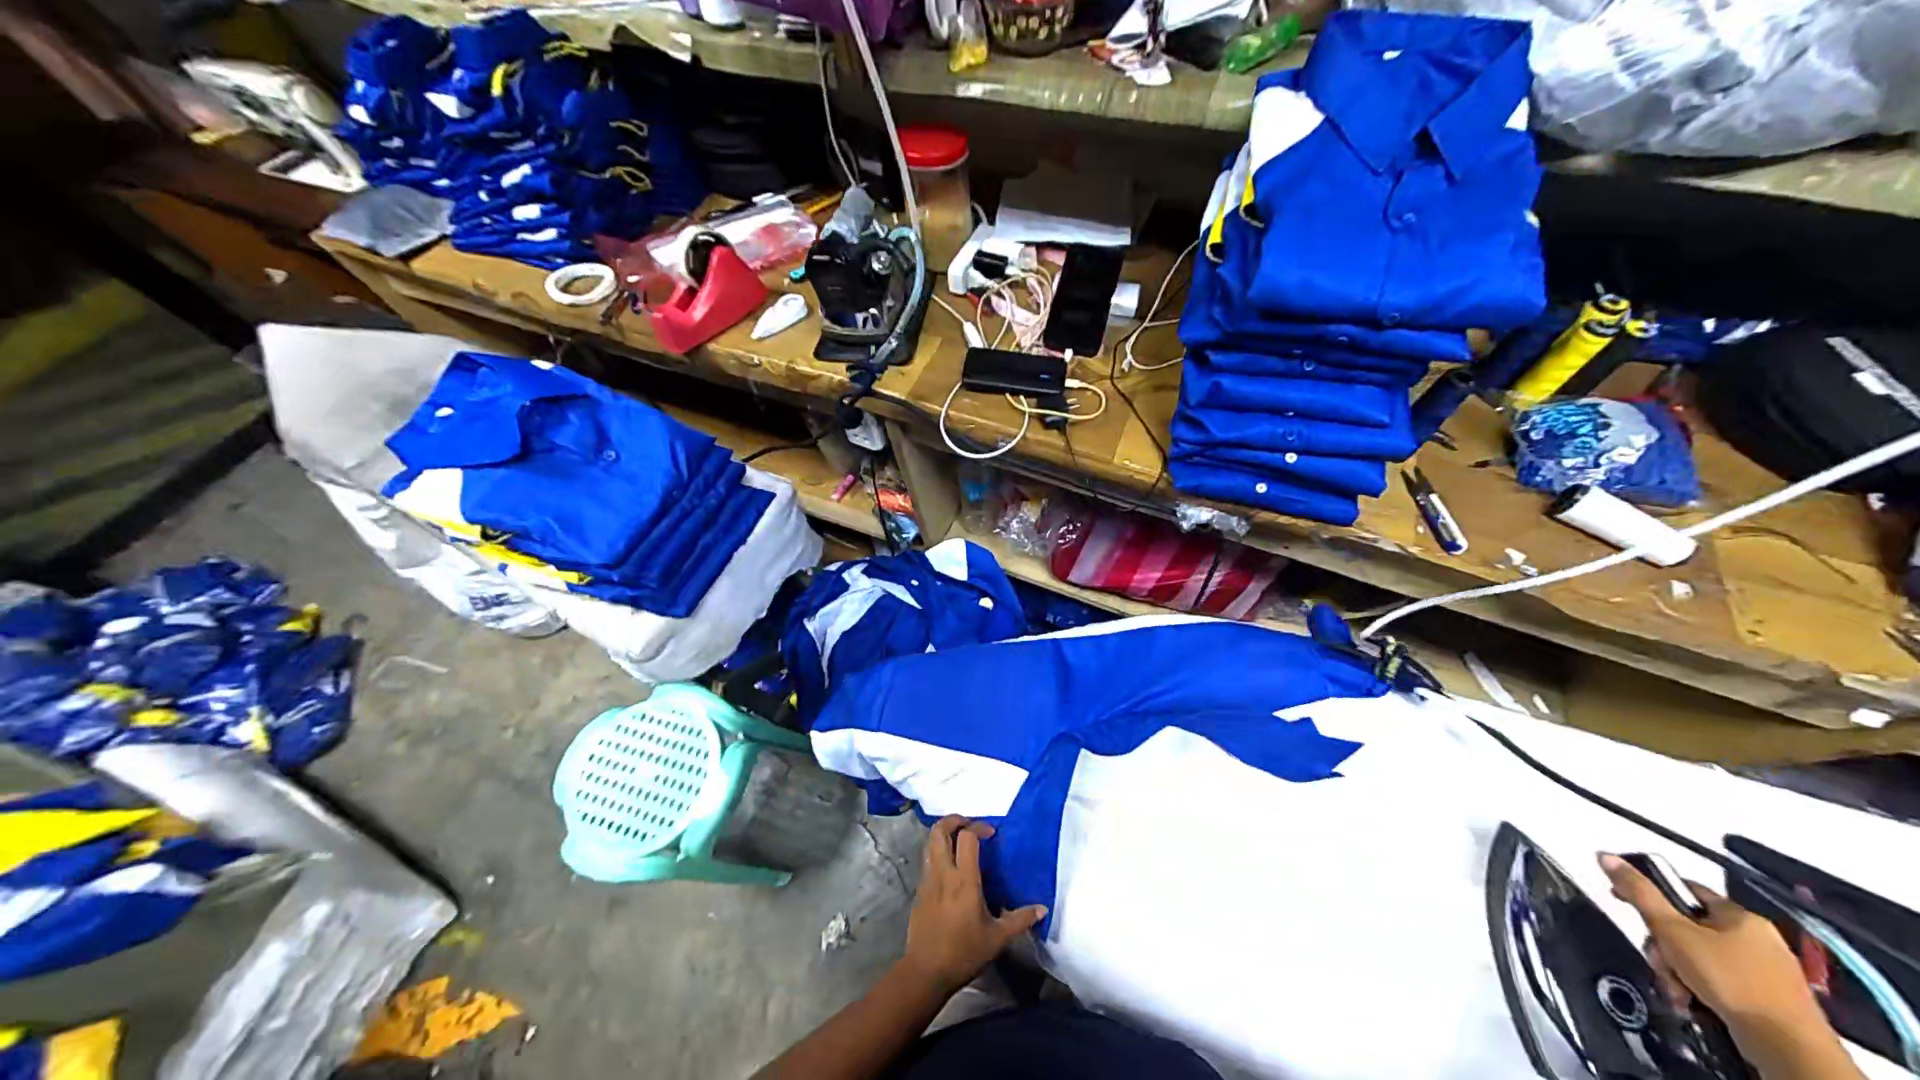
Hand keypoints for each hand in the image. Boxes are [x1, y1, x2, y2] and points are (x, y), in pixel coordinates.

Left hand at [900, 816, 1046, 993]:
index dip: (978, 828)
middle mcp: (942, 874)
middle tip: (968, 824)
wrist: (926, 971)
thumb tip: (1042, 909)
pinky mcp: (919, 891)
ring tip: (959, 841)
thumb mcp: (997, 938)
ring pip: (929, 844)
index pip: (967, 838)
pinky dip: (937, 854)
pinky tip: (950, 869)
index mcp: (963, 880)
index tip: (991, 834)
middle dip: (953, 820)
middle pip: (939, 832)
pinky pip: (927, 862)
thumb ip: (1020, 919)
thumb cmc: (964, 952)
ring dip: (943, 835)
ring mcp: (927, 881)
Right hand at [1598, 853, 1816, 1025]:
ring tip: (1677, 989)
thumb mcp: (1673, 931)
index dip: (1650, 894)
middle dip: (1663, 946)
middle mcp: (1758, 939)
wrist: (1787, 1046)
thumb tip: (1605, 856)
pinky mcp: (1768, 999)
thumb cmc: (1728, 979)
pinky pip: (1719, 981)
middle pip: (1687, 928)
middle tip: (1659, 961)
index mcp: (1741, 917)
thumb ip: (1639, 893)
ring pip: (1699, 957)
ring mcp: (1765, 971)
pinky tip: (1692, 1000)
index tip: (1622, 901)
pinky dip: (1698, 988)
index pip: (1684, 890)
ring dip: (1676, 970)